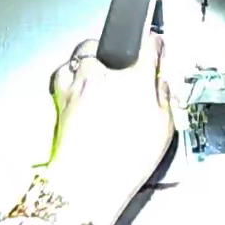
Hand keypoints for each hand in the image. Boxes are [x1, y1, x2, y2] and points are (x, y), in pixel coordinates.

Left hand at [39, 32, 174, 224]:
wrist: (87, 182)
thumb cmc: (126, 158)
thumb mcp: (164, 128)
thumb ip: (164, 98)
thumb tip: (161, 84)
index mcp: (136, 76)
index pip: (148, 43)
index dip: (155, 43)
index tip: (156, 47)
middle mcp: (106, 73)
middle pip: (110, 42)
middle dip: (119, 48)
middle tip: (126, 61)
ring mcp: (80, 84)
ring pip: (82, 53)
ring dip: (92, 57)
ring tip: (100, 68)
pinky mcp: (60, 99)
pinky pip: (62, 73)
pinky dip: (70, 73)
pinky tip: (78, 84)